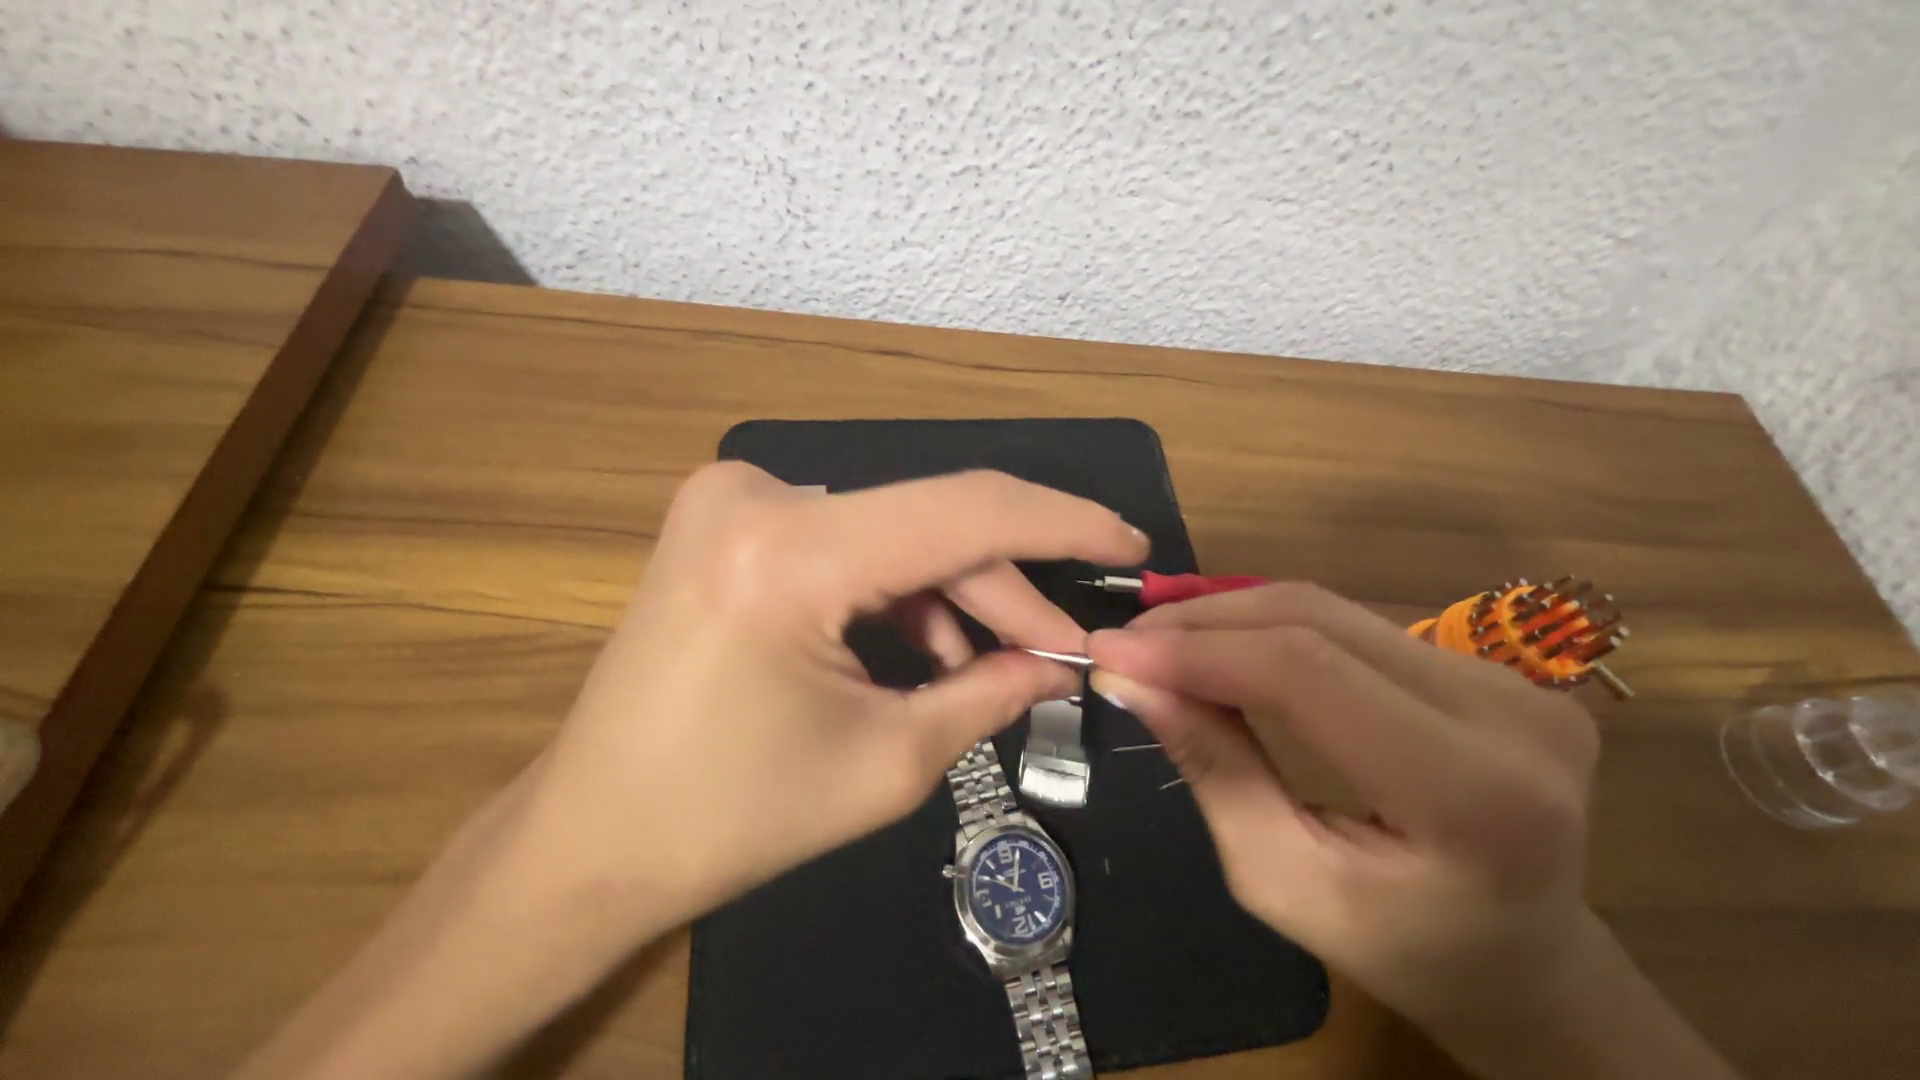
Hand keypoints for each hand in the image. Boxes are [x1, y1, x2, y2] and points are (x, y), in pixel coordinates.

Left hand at [525, 463, 1147, 923]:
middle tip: (1063, 647)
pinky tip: (921, 648)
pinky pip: (845, 540)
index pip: (965, 512)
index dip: (1062, 525)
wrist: (593, 838)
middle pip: (927, 524)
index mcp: (788, 554)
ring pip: (890, 532)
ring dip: (951, 592)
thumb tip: (1064, 659)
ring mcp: (729, 501)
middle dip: (1005, 587)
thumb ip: (990, 693)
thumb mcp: (887, 763)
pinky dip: (894, 589)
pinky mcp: (723, 523)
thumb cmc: (733, 818)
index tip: (1130, 547)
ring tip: (991, 663)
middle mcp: (753, 497)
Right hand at [1086, 583, 1736, 1079]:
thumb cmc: (1400, 950)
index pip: (1308, 675)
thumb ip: (1214, 771)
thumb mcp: (1283, 881)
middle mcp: (1510, 714)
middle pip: (1320, 621)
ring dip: (1233, 617)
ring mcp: (1513, 680)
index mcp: (1472, 793)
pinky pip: (1357, 626)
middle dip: (1205, 621)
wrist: (1526, 962)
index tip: (1110, 650)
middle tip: (1126, 642)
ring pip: (1334, 610)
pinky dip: (1276, 629)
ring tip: (1160, 642)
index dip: (1199, 651)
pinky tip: (1226, 648)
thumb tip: (1132, 680)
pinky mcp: (1494, 668)